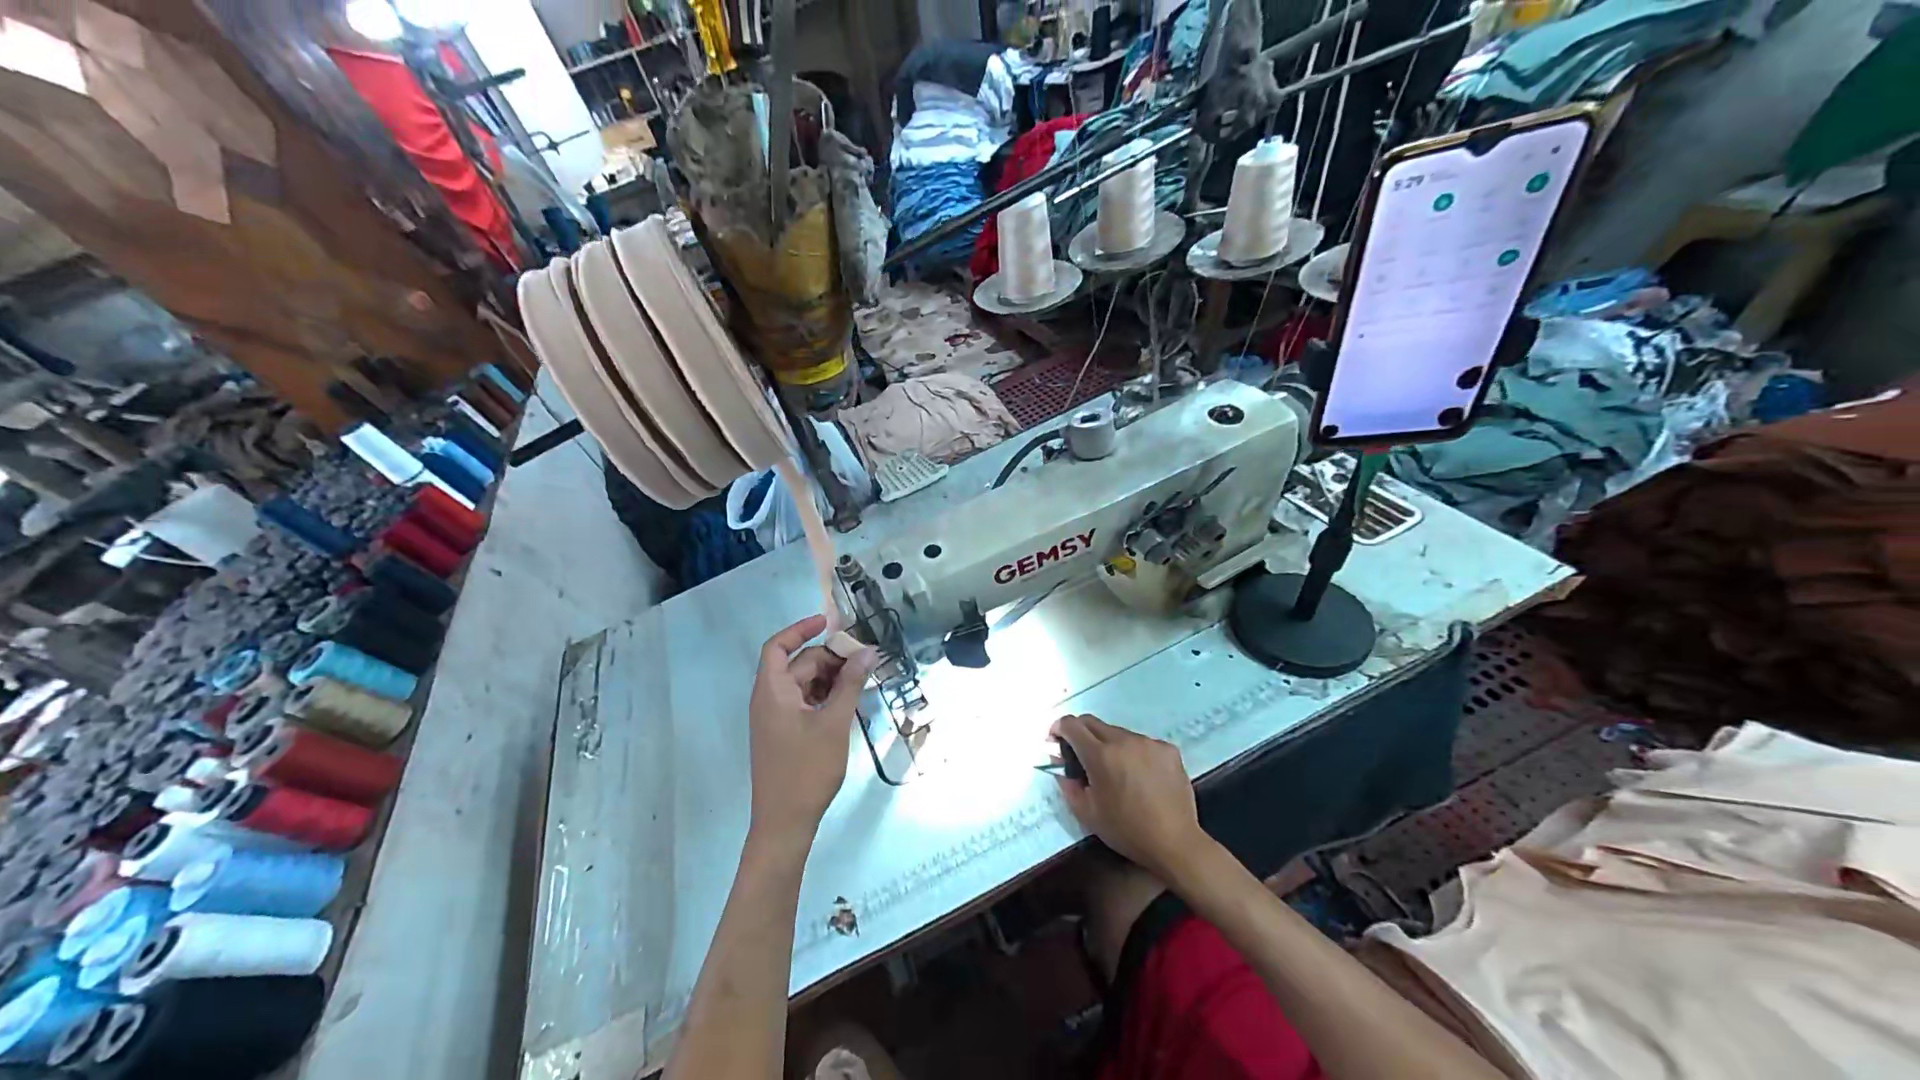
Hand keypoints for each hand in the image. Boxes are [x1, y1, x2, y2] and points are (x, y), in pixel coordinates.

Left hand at [747, 614, 876, 848]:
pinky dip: (825, 697)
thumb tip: (867, 652)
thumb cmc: (806, 769)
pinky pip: (804, 704)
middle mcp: (768, 700)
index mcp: (772, 691)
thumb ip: (850, 684)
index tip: (829, 621)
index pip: (778, 646)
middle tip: (863, 660)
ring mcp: (775, 719)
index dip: (801, 629)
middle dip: (829, 658)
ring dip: (830, 679)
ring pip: (803, 685)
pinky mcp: (784, 735)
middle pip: (797, 665)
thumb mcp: (834, 723)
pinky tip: (848, 704)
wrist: (785, 822)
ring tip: (861, 682)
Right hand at [1050, 714, 1211, 881]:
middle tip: (1081, 756)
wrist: (1174, 842)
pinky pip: (1142, 743)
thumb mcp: (1086, 812)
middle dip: (1081, 734)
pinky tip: (1140, 775)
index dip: (1058, 729)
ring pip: (1118, 733)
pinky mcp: (1168, 749)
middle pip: (1093, 723)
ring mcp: (1149, 742)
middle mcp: (1124, 740)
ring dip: (1109, 744)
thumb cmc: (1126, 830)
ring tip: (1115, 770)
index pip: (1071, 724)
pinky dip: (1134, 753)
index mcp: (1100, 755)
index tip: (1056, 741)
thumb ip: (1068, 783)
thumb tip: (1061, 764)